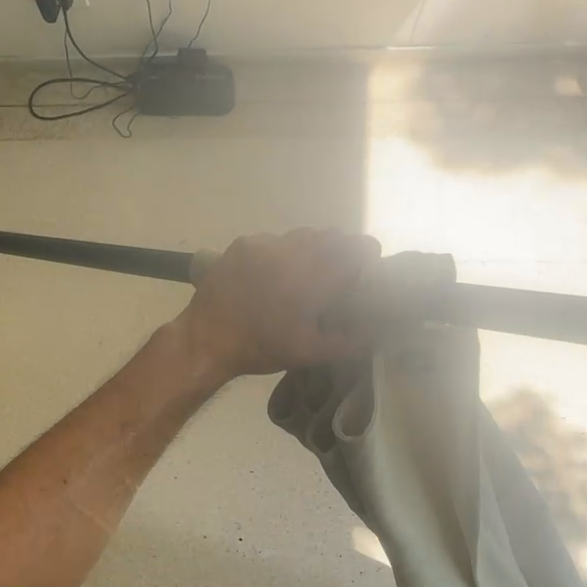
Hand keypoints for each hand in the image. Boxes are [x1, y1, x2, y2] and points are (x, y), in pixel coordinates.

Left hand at [173, 228, 381, 379]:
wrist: (206, 339)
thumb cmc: (261, 348)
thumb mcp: (310, 353)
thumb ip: (351, 341)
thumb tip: (380, 332)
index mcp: (312, 280)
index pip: (356, 248)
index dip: (367, 256)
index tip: (367, 270)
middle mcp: (291, 253)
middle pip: (333, 236)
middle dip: (342, 250)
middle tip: (339, 274)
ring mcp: (265, 245)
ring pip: (304, 234)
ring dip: (314, 249)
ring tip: (307, 274)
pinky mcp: (244, 243)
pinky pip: (276, 239)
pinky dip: (284, 252)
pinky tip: (276, 274)